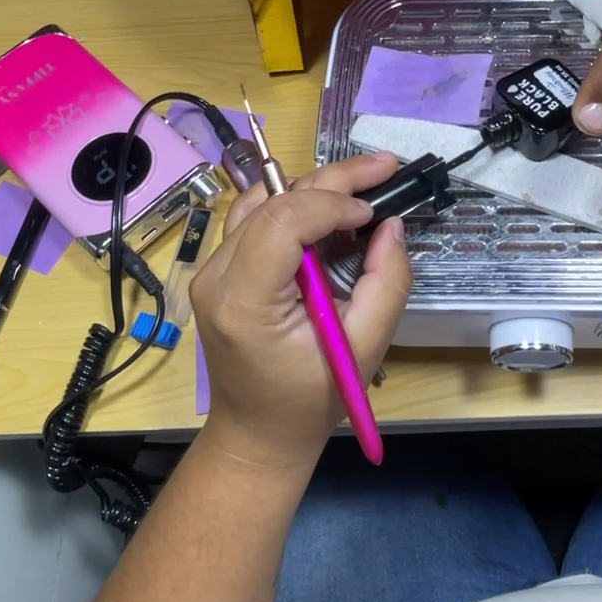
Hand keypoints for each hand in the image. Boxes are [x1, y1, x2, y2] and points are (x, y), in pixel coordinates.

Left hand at [190, 151, 411, 469]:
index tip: (373, 214)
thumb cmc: (310, 401)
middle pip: (271, 200)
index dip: (332, 204)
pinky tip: (326, 205)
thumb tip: (391, 226)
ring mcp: (210, 271)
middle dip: (333, 180)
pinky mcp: (218, 271)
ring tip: (361, 184)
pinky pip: (253, 218)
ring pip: (260, 200)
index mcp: (245, 301)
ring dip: (312, 187)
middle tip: (385, 167)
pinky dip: (292, 204)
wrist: (258, 434)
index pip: (281, 220)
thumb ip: (386, 282)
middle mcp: (216, 276)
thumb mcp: (365, 347)